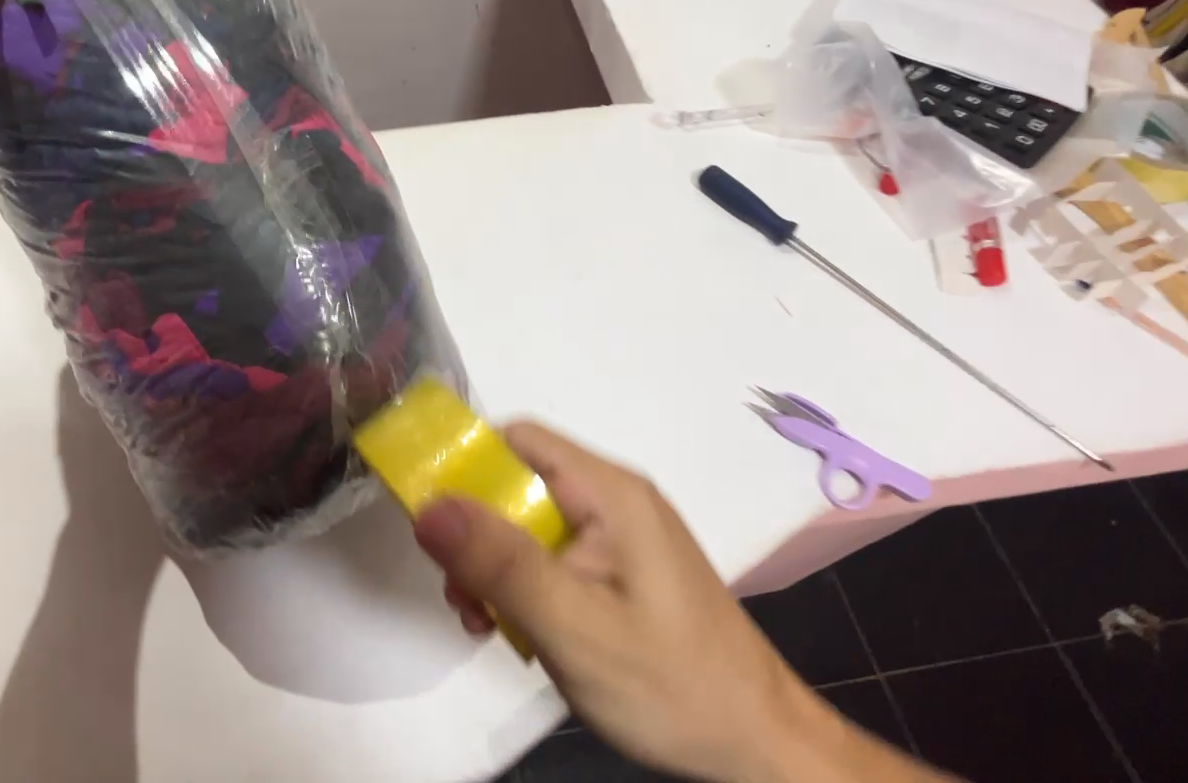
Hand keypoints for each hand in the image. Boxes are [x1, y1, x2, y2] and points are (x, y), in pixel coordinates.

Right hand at [414, 425, 831, 782]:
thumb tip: (428, 504)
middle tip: (460, 593)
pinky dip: (524, 586)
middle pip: (520, 485)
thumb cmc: (671, 682)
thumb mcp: (573, 625)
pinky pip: (554, 558)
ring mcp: (619, 538)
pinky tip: (517, 631)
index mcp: (609, 492)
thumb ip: (501, 563)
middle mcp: (613, 500)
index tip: (430, 516)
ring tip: (483, 623)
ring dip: (496, 567)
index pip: (520, 440)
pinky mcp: (621, 571)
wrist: (760, 746)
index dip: (467, 464)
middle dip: (476, 532)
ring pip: (531, 525)